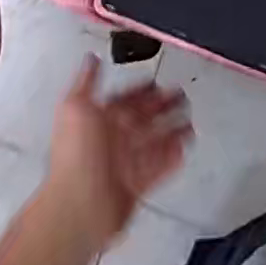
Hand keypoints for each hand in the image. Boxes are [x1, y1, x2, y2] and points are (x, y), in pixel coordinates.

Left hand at [40, 55, 192, 244]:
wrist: (77, 206)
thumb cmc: (75, 156)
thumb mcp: (75, 108)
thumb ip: (86, 82)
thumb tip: (90, 58)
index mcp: (102, 120)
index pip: (127, 99)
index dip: (143, 89)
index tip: (157, 81)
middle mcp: (115, 140)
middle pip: (146, 117)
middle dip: (164, 105)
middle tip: (182, 95)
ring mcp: (127, 162)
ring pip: (156, 140)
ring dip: (173, 129)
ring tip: (190, 120)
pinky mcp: (138, 183)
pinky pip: (161, 166)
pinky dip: (173, 155)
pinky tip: (184, 146)